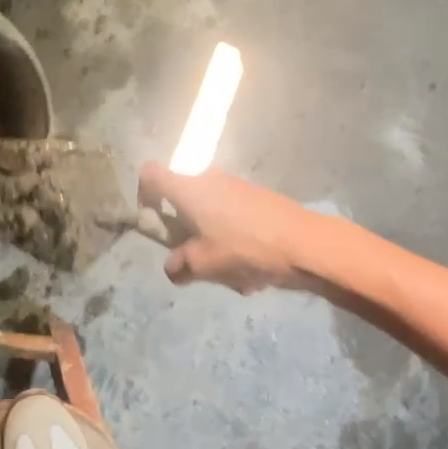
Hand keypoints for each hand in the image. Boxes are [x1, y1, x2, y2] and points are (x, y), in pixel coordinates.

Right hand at [138, 163, 308, 293]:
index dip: (143, 194)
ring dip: (212, 241)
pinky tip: (253, 272)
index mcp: (188, 189)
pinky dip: (234, 241)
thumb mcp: (204, 265)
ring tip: (232, 275)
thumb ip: (180, 265)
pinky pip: (233, 218)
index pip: (150, 173)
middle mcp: (208, 179)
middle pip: (183, 199)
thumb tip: (172, 266)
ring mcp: (235, 186)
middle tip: (195, 259)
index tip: (153, 220)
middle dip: (185, 230)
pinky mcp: (256, 198)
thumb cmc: (243, 248)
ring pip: (210, 214)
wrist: (303, 243)